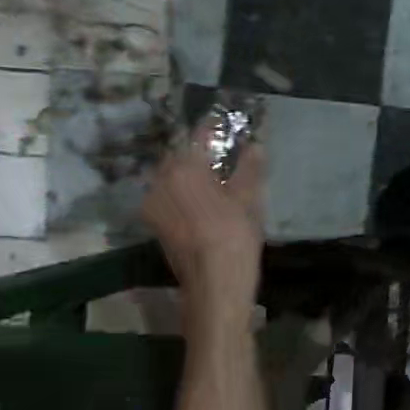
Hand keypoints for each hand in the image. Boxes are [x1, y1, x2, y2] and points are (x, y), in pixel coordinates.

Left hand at [143, 119, 266, 311]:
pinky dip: (183, 195)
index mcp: (183, 167)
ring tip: (214, 180)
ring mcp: (153, 204)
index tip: (226, 124)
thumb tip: (256, 145)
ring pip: (171, 178)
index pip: (198, 137)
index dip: (213, 128)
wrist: (213, 284)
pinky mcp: (154, 225)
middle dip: (199, 153)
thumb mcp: (248, 198)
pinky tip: (202, 203)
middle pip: (180, 157)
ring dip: (189, 175)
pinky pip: (168, 198)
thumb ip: (250, 167)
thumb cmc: (233, 236)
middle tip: (222, 155)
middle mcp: (160, 180)